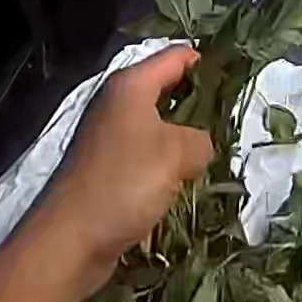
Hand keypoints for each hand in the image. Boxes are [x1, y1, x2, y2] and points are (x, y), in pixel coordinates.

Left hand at [0, 47, 211, 301]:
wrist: (67, 245)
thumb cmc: (123, 183)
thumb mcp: (178, 153)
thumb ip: (202, 139)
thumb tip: (202, 146)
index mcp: (132, 84)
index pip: (179, 56)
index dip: (208, 63)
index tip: (235, 82)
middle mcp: (118, 100)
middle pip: (168, 85)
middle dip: (199, 101)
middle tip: (229, 118)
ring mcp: (110, 133)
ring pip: (159, 120)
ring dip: (184, 133)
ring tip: (212, 148)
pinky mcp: (106, 164)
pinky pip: (147, 148)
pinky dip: (165, 157)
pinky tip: (183, 175)